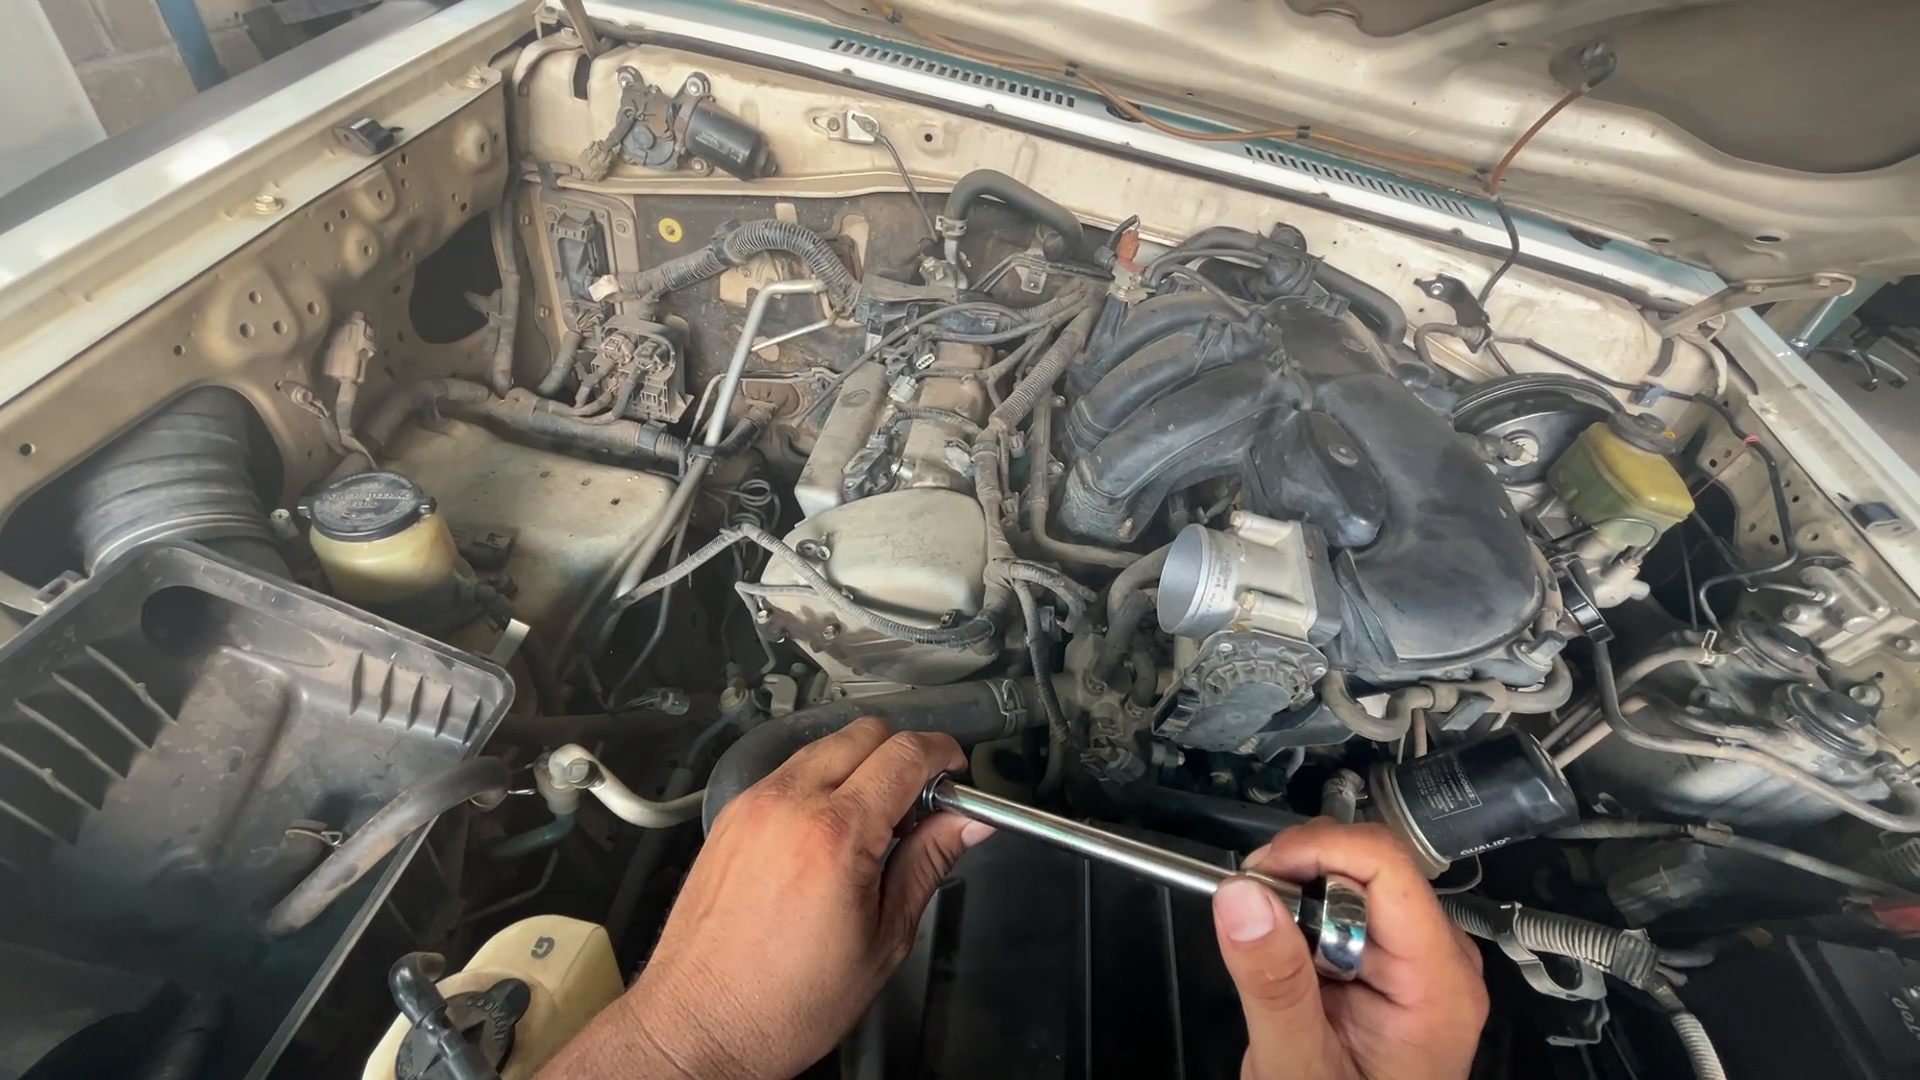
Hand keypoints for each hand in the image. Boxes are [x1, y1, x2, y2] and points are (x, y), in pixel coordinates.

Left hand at [538, 718, 991, 1079]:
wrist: (695, 1028)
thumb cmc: (784, 1003)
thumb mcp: (884, 940)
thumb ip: (929, 863)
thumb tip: (968, 823)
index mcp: (838, 834)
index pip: (906, 753)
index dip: (944, 753)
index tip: (955, 772)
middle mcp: (792, 802)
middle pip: (868, 731)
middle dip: (906, 752)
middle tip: (920, 799)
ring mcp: (756, 801)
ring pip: (829, 743)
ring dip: (864, 762)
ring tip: (874, 818)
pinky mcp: (734, 811)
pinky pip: (793, 767)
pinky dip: (824, 778)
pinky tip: (831, 826)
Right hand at [1212, 821, 1486, 1079]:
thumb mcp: (1297, 1068)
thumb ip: (1273, 984)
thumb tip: (1240, 893)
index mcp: (1436, 982)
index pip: (1386, 865)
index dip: (1315, 850)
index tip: (1255, 877)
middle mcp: (1437, 956)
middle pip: (1365, 861)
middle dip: (1297, 873)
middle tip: (1252, 918)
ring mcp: (1415, 952)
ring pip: (1346, 872)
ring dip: (1294, 891)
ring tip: (1269, 944)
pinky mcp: (1387, 952)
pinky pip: (1339, 896)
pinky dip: (1298, 906)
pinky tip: (1287, 950)